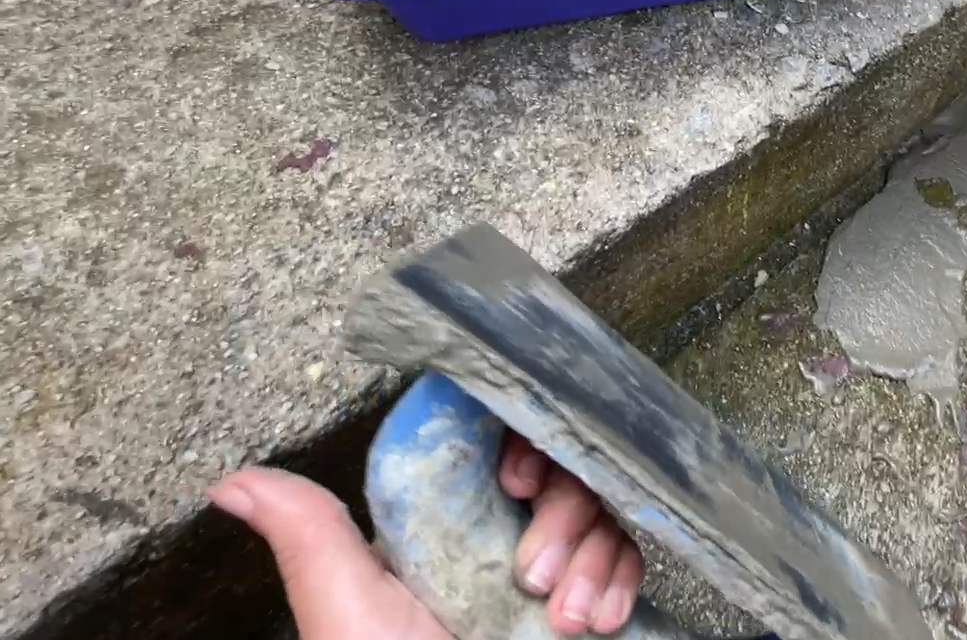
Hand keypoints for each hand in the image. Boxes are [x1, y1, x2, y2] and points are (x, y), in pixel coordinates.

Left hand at [211, 440, 646, 639]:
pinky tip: (600, 618)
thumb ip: (313, 542)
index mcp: (458, 526)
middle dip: (568, 517)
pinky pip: (631, 557)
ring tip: (567, 619)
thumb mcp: (351, 615)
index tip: (516, 484)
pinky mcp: (597, 592)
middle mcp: (514, 535)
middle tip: (534, 576)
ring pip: (607, 512)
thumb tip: (234, 481)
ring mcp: (562, 564)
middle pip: (570, 475)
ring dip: (597, 558)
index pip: (512, 449)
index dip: (527, 452)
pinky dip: (621, 581)